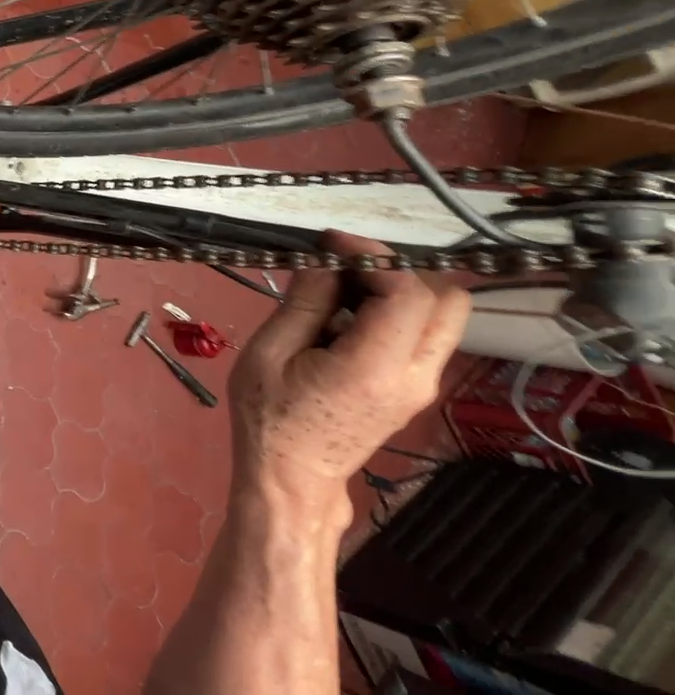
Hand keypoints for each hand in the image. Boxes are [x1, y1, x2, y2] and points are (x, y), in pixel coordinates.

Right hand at [228, 231, 470, 506]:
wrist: (293, 474)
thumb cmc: (269, 415)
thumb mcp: (270, 353)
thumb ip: (305, 303)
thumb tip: (324, 260)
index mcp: (376, 367)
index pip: (408, 293)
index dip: (375, 255)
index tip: (332, 242)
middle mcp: (417, 375)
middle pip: (447, 300)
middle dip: (397, 271)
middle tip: (343, 267)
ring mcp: (424, 383)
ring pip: (442, 316)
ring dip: (399, 291)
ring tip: (341, 291)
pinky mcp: (416, 386)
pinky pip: (424, 334)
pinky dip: (395, 312)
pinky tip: (344, 318)